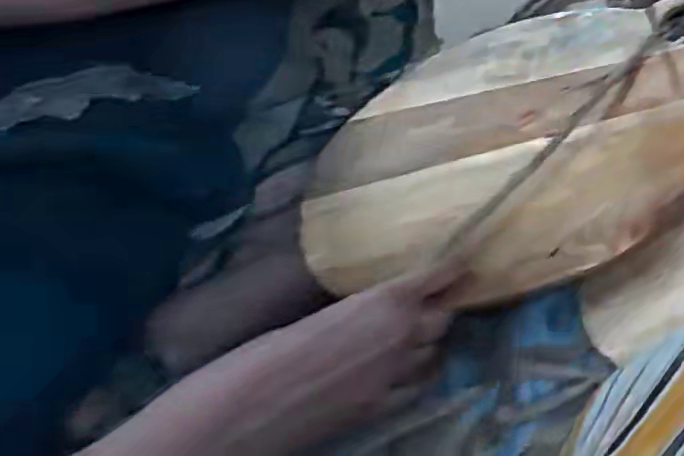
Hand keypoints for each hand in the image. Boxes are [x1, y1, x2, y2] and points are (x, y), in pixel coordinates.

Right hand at [96, 266, 460, 454]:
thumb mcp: (313, 320)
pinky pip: (418, 386)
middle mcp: (402, 329)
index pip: (443, 272)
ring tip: (409, 345)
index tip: (465, 260)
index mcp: (385, 299)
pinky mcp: (377, 408)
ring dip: (427, 346)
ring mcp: (393, 371)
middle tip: (423, 312)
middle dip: (436, 311)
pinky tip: (401, 377)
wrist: (214, 427)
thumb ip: (356, 313)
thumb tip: (369, 311)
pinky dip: (416, 379)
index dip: (455, 266)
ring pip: (436, 349)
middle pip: (444, 313)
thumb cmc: (248, 364)